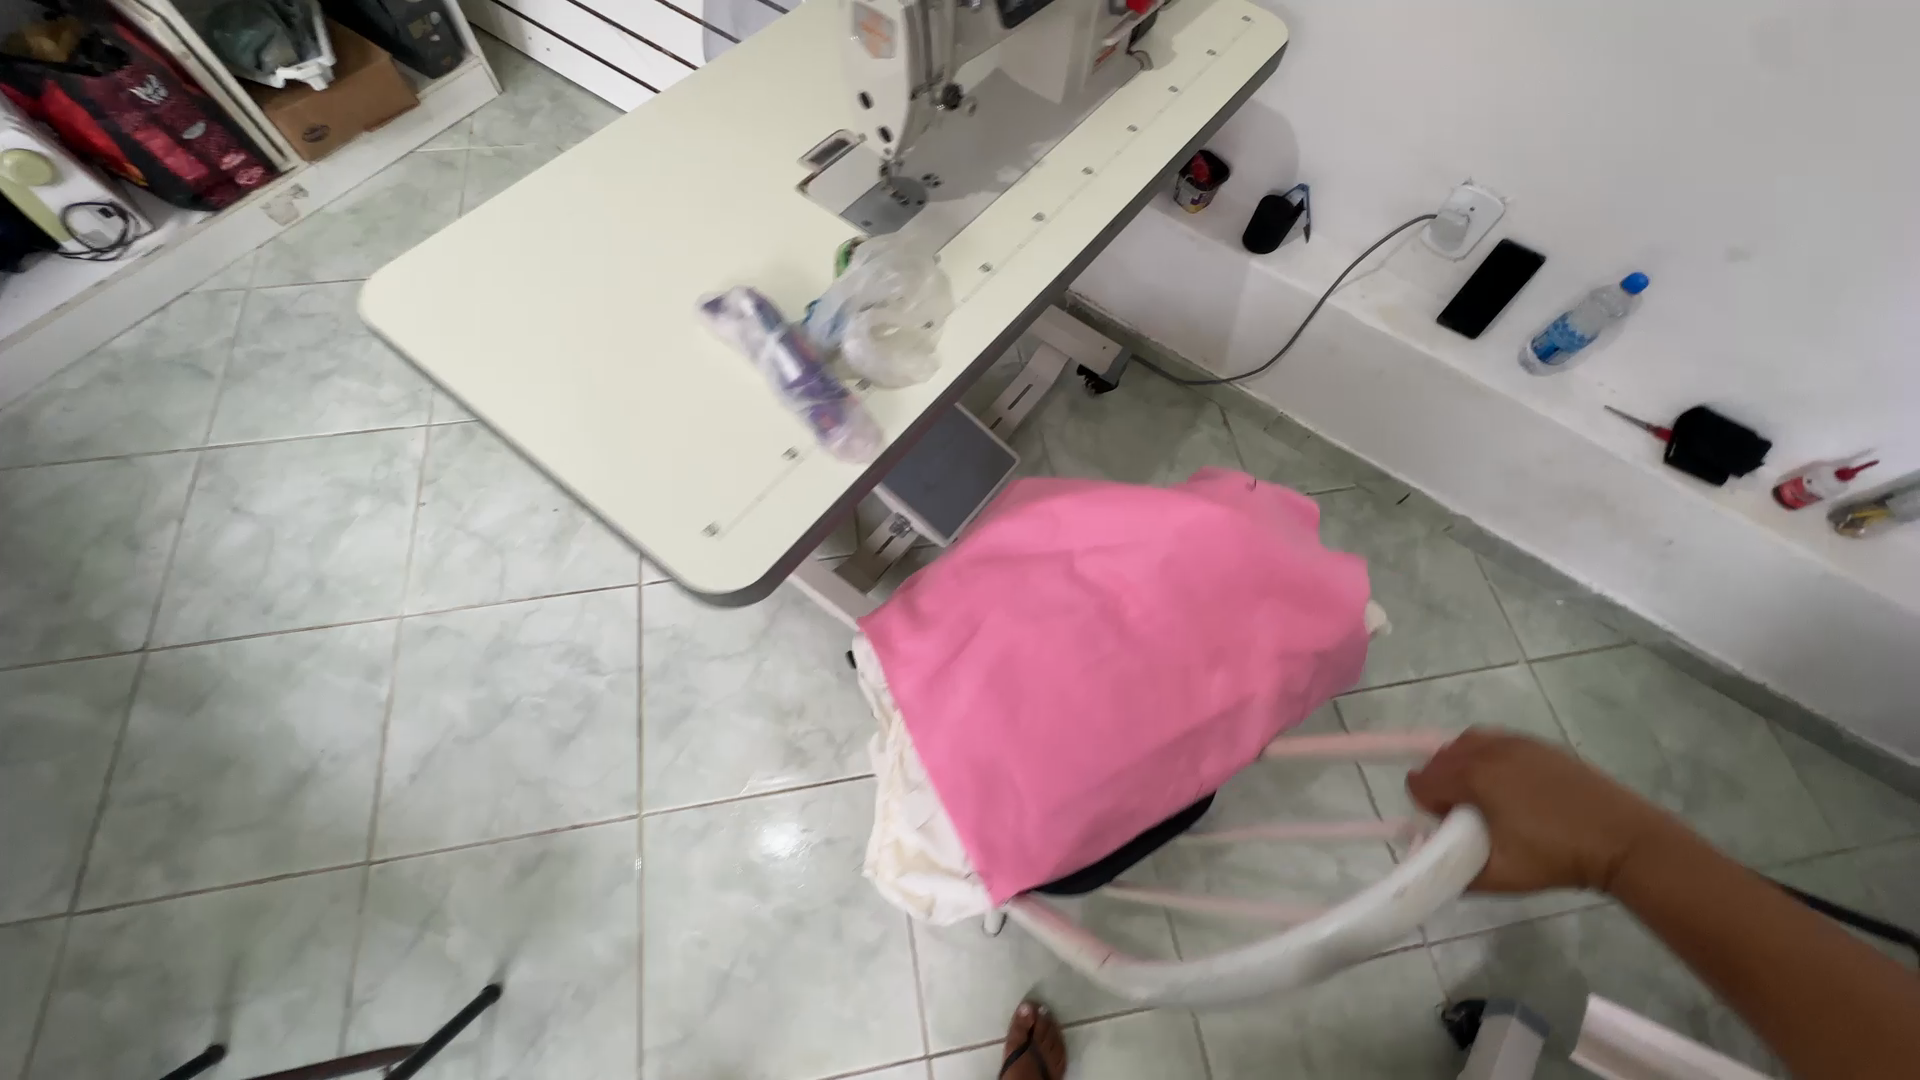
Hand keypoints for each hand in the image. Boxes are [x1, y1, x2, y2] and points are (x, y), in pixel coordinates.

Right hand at [1406, 728, 1680, 894]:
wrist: (1626, 842)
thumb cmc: (1559, 858)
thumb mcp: (1502, 876)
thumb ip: (1456, 873)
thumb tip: (1434, 864)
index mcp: (1472, 777)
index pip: (1420, 781)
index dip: (1427, 806)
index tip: (1451, 825)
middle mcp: (1486, 751)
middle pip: (1438, 759)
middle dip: (1442, 785)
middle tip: (1468, 814)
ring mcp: (1515, 742)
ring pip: (1464, 744)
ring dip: (1461, 766)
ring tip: (1486, 795)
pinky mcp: (1540, 744)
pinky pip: (1494, 740)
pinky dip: (1488, 756)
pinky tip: (1511, 783)